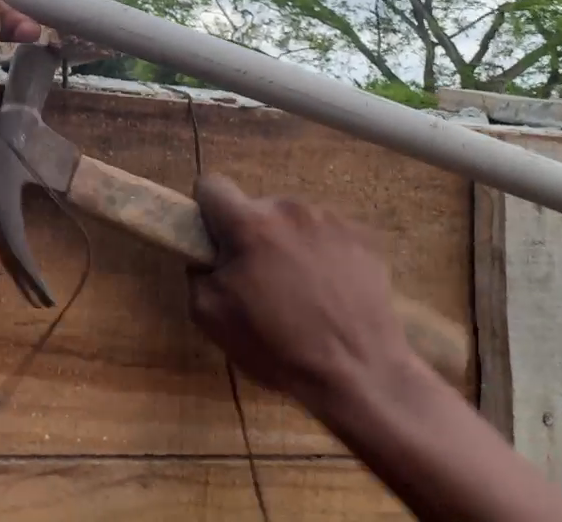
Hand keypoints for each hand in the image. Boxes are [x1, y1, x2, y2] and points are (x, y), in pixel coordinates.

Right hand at [188, 173, 416, 405]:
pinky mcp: (363, 239)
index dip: (206, 211)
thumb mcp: (210, 316)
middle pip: (256, 208)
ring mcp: (331, 221)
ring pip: (292, 221)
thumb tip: (206, 256)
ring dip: (287, 243)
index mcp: (249, 223)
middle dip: (251, 235)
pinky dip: (322, 255)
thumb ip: (197, 272)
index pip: (211, 185)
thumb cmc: (277, 346)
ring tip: (301, 290)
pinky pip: (327, 236)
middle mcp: (290, 209)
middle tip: (259, 279)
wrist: (361, 376)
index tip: (214, 240)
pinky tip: (330, 292)